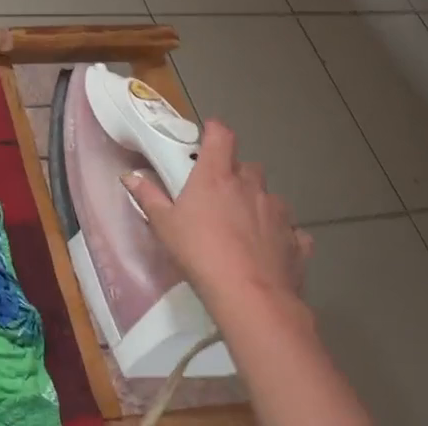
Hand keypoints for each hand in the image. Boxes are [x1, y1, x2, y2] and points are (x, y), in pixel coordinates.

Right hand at [123, 119, 313, 310]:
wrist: (250, 296)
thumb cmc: (200, 252)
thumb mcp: (163, 224)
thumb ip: (148, 196)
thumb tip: (130, 177)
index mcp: (216, 176)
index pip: (221, 136)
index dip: (215, 130)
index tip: (208, 134)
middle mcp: (251, 187)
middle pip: (249, 166)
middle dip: (237, 172)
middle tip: (220, 189)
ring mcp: (279, 215)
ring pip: (271, 197)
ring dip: (259, 202)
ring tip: (245, 221)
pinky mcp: (298, 243)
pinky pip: (292, 231)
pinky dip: (282, 234)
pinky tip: (271, 247)